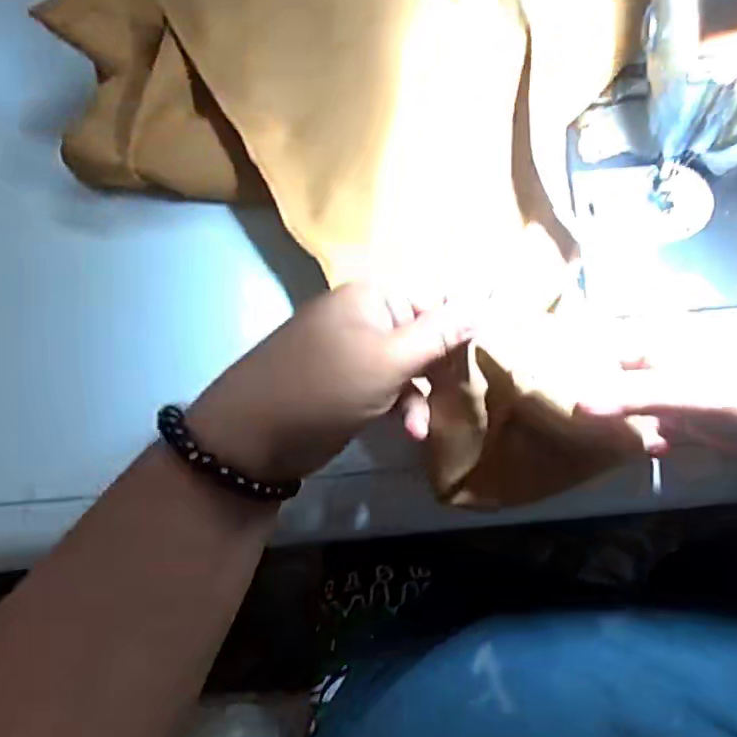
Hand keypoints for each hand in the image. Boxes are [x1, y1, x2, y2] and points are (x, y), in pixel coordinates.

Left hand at [185, 284, 473, 482]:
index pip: (436, 299)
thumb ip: (439, 334)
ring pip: (413, 365)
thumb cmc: (326, 389)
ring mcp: (356, 351)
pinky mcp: (351, 382)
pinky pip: (392, 386)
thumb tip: (484, 304)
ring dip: (423, 394)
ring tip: (423, 424)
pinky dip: (404, 407)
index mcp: (373, 298)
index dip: (461, 326)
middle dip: (443, 368)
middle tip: (461, 391)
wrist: (252, 439)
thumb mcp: (390, 361)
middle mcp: (366, 317)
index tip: (484, 358)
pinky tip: (409, 431)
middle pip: (427, 333)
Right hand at [575, 349, 736, 487]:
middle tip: (583, 411)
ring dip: (635, 418)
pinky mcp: (709, 424)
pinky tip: (655, 449)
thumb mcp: (686, 393)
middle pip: (637, 376)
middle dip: (613, 392)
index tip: (567, 376)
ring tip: (611, 434)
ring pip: (653, 404)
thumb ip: (634, 396)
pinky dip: (662, 437)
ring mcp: (697, 397)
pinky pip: (675, 428)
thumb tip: (577, 404)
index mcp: (676, 348)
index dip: (598, 359)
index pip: (626, 347)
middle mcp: (683, 368)